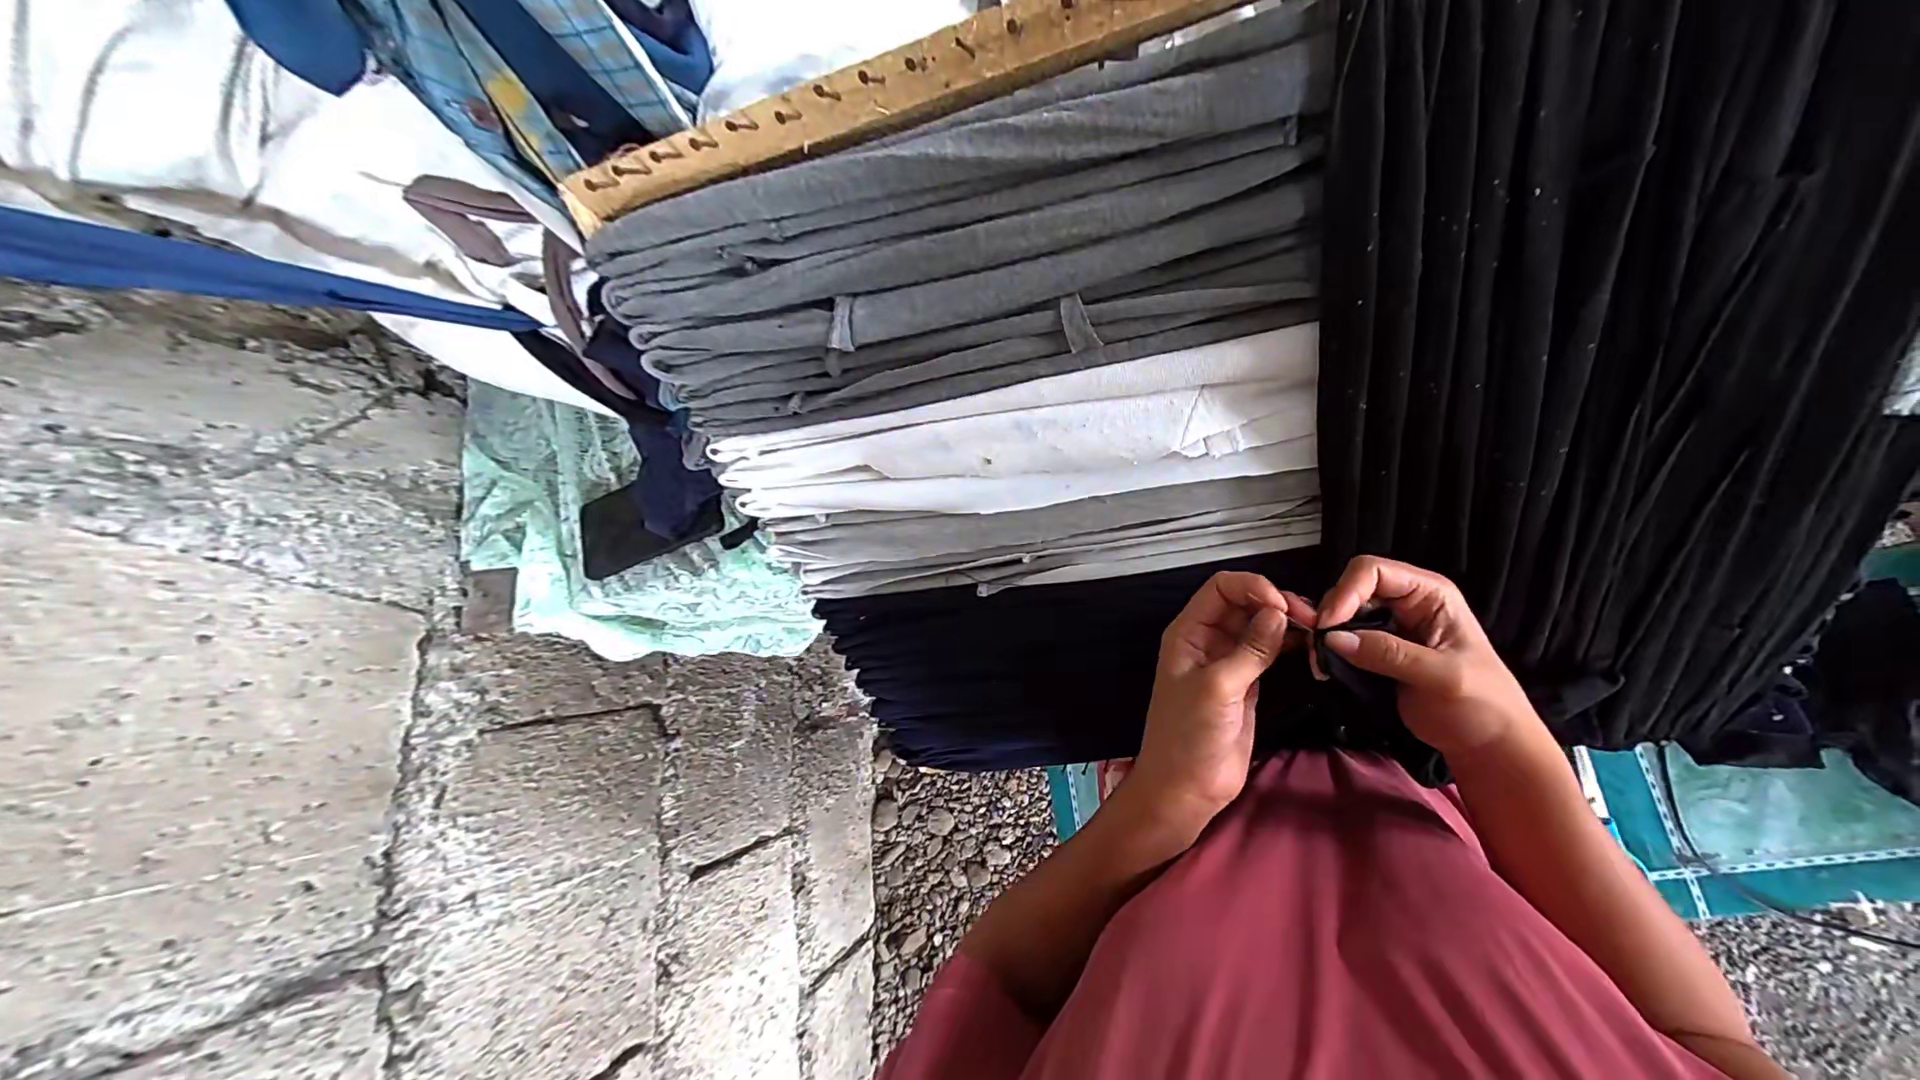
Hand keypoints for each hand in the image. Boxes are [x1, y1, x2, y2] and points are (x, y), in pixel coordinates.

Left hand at [1127, 572, 1313, 837]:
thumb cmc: (1188, 735)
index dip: (1252, 587)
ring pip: (1261, 626)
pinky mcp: (1248, 683)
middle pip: (1244, 602)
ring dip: (1288, 624)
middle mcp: (1208, 640)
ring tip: (1320, 632)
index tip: (1284, 606)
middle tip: (1314, 620)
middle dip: (1277, 603)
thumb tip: (1278, 613)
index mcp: (1189, 633)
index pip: (1221, 588)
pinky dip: (1292, 646)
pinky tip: (1314, 649)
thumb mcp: (1217, 688)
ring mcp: (1229, 661)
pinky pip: (1270, 652)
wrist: (1187, 787)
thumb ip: (1249, 650)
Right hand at [1314, 556, 1540, 757]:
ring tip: (1319, 662)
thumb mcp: (1443, 677)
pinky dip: (1325, 649)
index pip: (1372, 571)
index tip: (1328, 625)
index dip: (1345, 592)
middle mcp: (1404, 603)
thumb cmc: (1483, 705)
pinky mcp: (1372, 649)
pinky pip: (1338, 638)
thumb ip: (1390, 654)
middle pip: (1348, 590)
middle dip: (1328, 615)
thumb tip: (1334, 638)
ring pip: (1338, 614)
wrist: (1487, 744)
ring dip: (1322, 635)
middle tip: (1319, 646)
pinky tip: (1323, 667)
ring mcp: (1387, 626)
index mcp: (1429, 594)